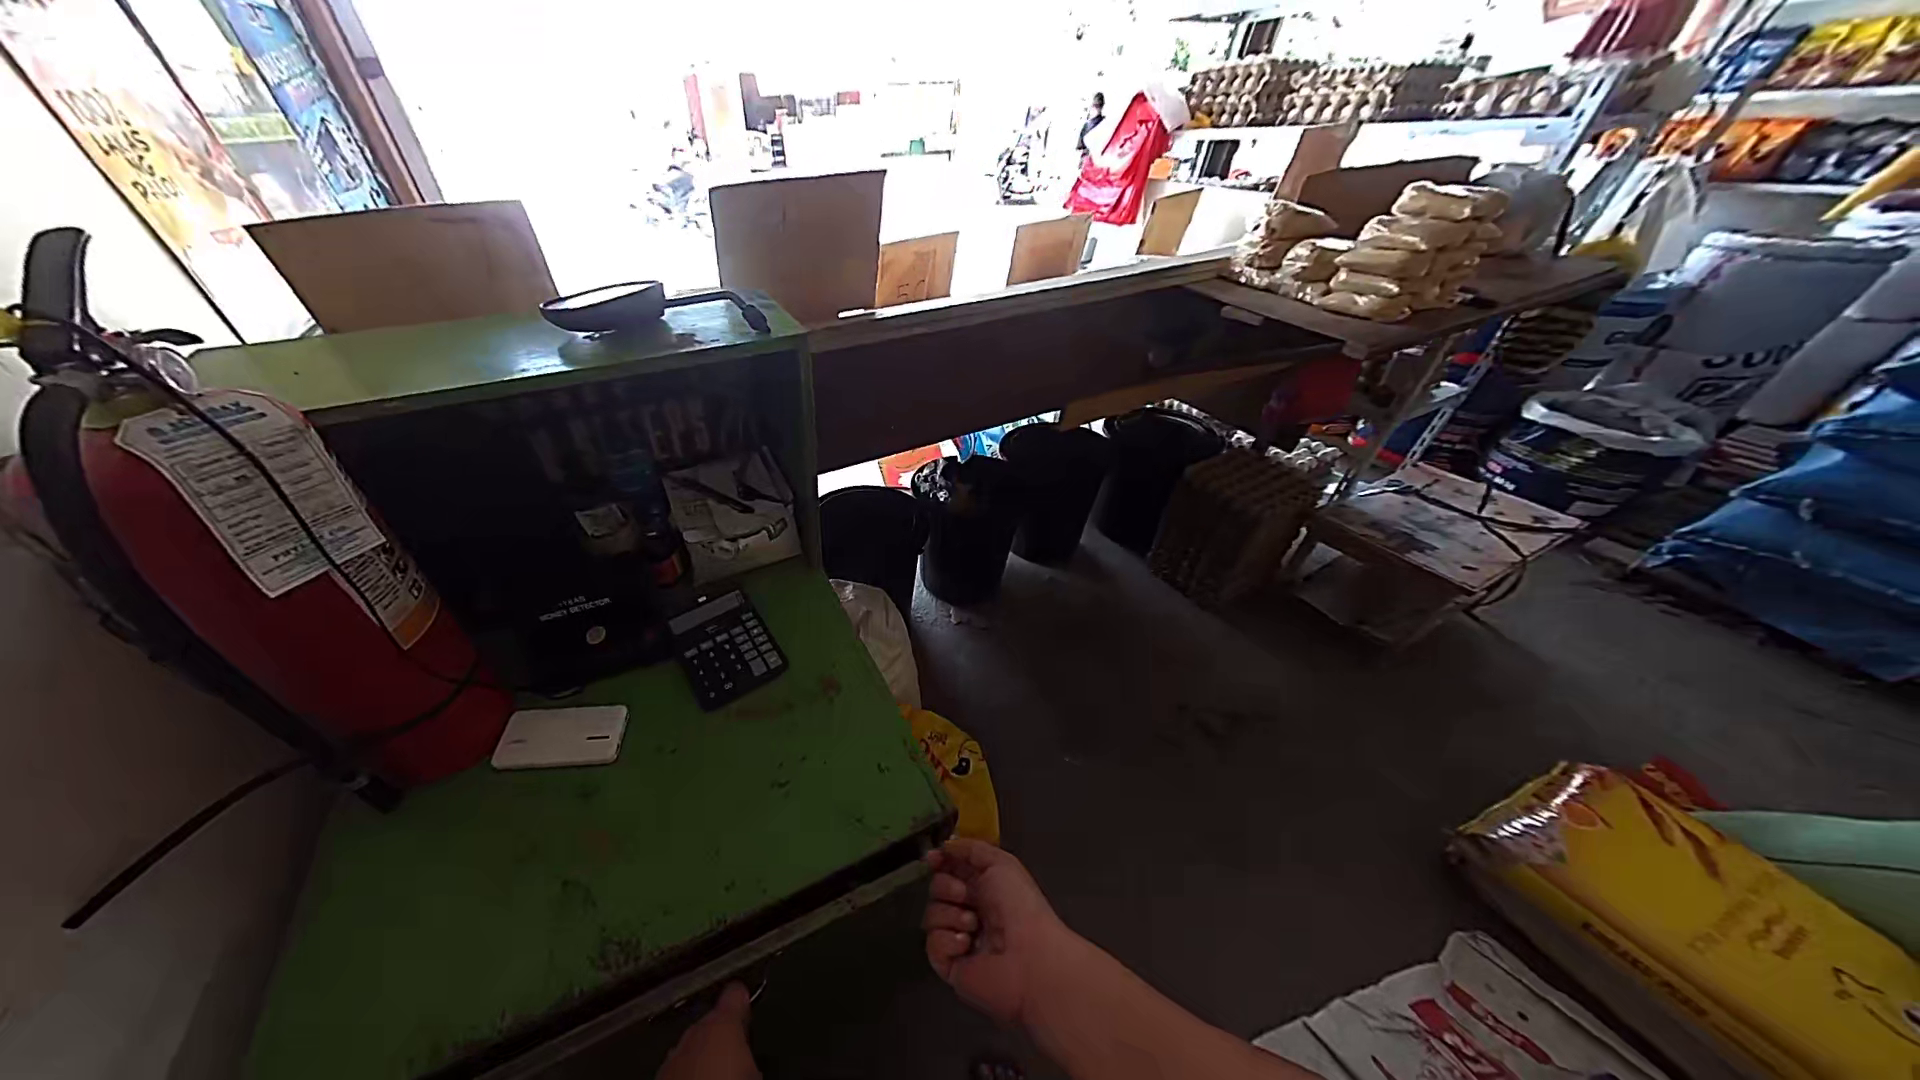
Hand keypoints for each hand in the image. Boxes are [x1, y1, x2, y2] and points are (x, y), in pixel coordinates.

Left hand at [656, 982, 759, 1079]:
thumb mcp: (756, 1072)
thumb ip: (756, 1055)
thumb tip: (759, 1063)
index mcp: (722, 1024)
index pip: (736, 993)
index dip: (745, 1002)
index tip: (750, 1013)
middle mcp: (694, 1034)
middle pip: (712, 1023)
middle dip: (723, 1038)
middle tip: (738, 1059)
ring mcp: (671, 1061)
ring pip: (692, 1049)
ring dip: (703, 1059)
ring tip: (719, 1079)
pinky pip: (678, 1073)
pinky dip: (688, 1079)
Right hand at [923, 838, 1081, 1026]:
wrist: (1027, 957)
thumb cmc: (1019, 905)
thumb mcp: (1000, 862)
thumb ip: (970, 848)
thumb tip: (945, 844)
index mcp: (984, 885)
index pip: (951, 868)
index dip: (940, 861)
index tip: (933, 858)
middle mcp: (969, 909)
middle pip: (936, 889)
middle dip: (946, 887)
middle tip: (965, 895)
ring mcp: (958, 938)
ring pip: (931, 915)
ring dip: (950, 915)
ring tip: (973, 924)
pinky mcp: (950, 964)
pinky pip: (932, 944)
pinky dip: (947, 941)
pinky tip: (966, 945)